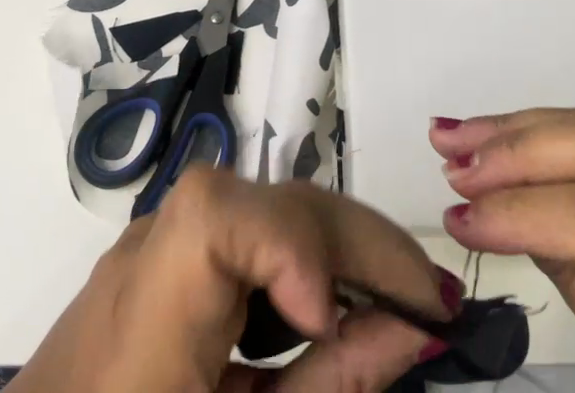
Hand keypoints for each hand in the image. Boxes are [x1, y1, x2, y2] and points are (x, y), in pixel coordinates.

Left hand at [8, 168, 459, 392]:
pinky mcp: (160, 263)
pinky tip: (337, 304)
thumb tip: (415, 326)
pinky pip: (240, 236)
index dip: (287, 244)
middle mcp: (142, 260)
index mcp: (145, 319)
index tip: (328, 320)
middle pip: (256, 201)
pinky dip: (300, 261)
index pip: (214, 214)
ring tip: (399, 299)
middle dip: (353, 243)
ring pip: (258, 209)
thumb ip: (329, 388)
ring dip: (336, 246)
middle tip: (433, 304)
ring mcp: (148, 251)